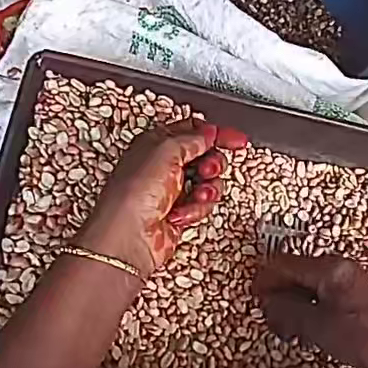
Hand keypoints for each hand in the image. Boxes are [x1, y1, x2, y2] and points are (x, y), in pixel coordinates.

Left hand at [76, 118, 248, 274]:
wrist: (129, 237)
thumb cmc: (135, 193)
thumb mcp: (166, 151)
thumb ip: (192, 138)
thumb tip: (209, 133)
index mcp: (157, 143)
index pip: (193, 130)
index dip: (216, 134)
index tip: (238, 140)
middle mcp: (164, 166)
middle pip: (206, 157)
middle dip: (213, 164)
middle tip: (208, 170)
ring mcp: (173, 191)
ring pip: (209, 183)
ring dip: (208, 189)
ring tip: (198, 195)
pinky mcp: (180, 213)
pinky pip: (202, 206)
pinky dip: (196, 209)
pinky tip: (182, 214)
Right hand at [255, 253, 367, 367]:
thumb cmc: (361, 338)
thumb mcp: (317, 327)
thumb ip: (287, 311)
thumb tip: (266, 301)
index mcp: (328, 268)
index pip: (284, 264)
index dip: (265, 280)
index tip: (255, 297)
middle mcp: (338, 266)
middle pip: (295, 272)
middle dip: (278, 293)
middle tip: (270, 318)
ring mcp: (347, 278)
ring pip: (307, 283)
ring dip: (292, 303)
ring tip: (288, 329)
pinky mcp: (353, 293)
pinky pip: (320, 292)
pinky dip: (308, 306)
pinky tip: (306, 328)